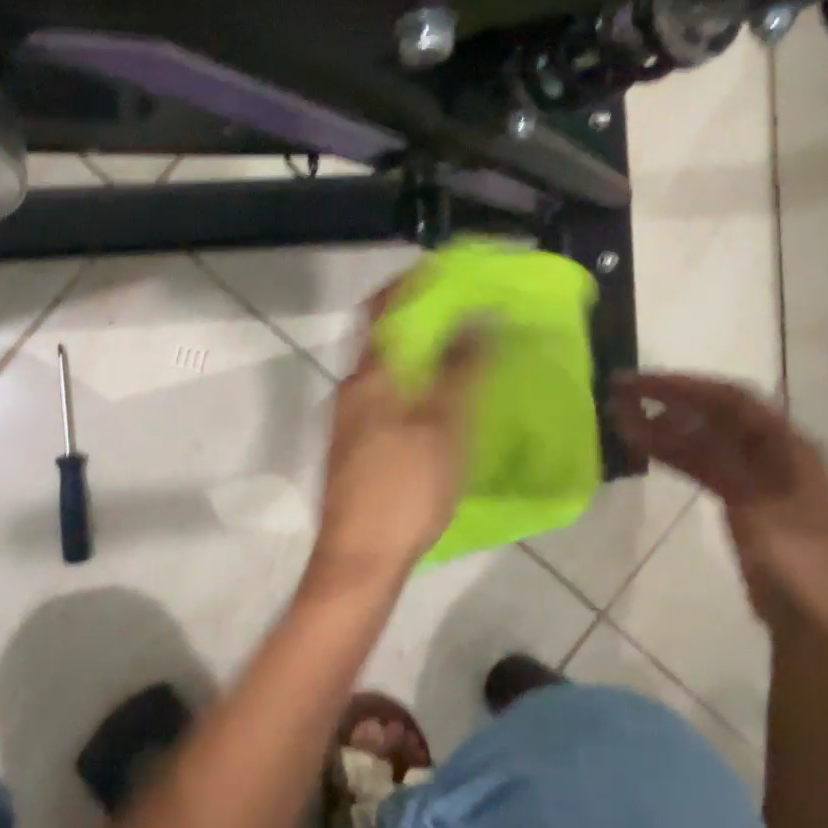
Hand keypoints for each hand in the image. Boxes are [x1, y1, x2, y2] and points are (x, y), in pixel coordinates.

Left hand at [312, 284, 488, 581]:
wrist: (360, 556)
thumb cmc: (405, 488)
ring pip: (389, 374)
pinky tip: (446, 409)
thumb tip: (478, 316)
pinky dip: (416, 391)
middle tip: (472, 316)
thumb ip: (462, 369)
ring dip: (423, 359)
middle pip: (387, 340)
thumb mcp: (445, 426)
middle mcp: (352, 391)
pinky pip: (388, 402)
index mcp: (370, 376)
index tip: (452, 270)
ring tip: (468, 359)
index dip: (415, 283)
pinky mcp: (356, 450)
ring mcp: (350, 422)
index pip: (385, 308)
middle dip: (426, 322)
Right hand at [608, 372, 827, 648]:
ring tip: (621, 420)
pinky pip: (705, 467)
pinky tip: (647, 451)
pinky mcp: (745, 502)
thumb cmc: (795, 561)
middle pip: (716, 415)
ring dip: (666, 428)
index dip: (680, 386)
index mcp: (790, 446)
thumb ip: (713, 458)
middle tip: (619, 395)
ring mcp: (760, 478)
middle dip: (668, 401)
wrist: (818, 622)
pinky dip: (676, 456)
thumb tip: (668, 417)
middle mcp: (776, 453)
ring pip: (706, 441)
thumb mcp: (755, 505)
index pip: (729, 399)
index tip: (634, 383)